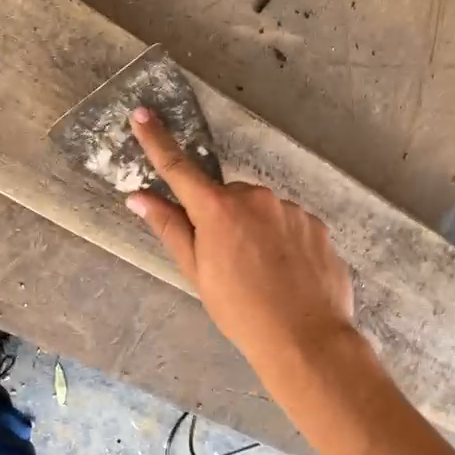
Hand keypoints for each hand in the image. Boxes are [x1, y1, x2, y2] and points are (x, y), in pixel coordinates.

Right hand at [127, 107, 355, 365]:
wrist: (307, 340)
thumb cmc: (241, 310)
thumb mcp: (196, 271)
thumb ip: (169, 227)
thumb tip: (138, 197)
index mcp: (217, 208)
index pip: (177, 167)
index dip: (156, 139)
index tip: (141, 113)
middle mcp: (254, 197)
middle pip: (226, 197)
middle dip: (221, 218)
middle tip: (225, 260)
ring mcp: (290, 208)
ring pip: (260, 210)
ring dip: (254, 230)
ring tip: (261, 273)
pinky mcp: (316, 224)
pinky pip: (288, 223)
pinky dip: (282, 241)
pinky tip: (286, 273)